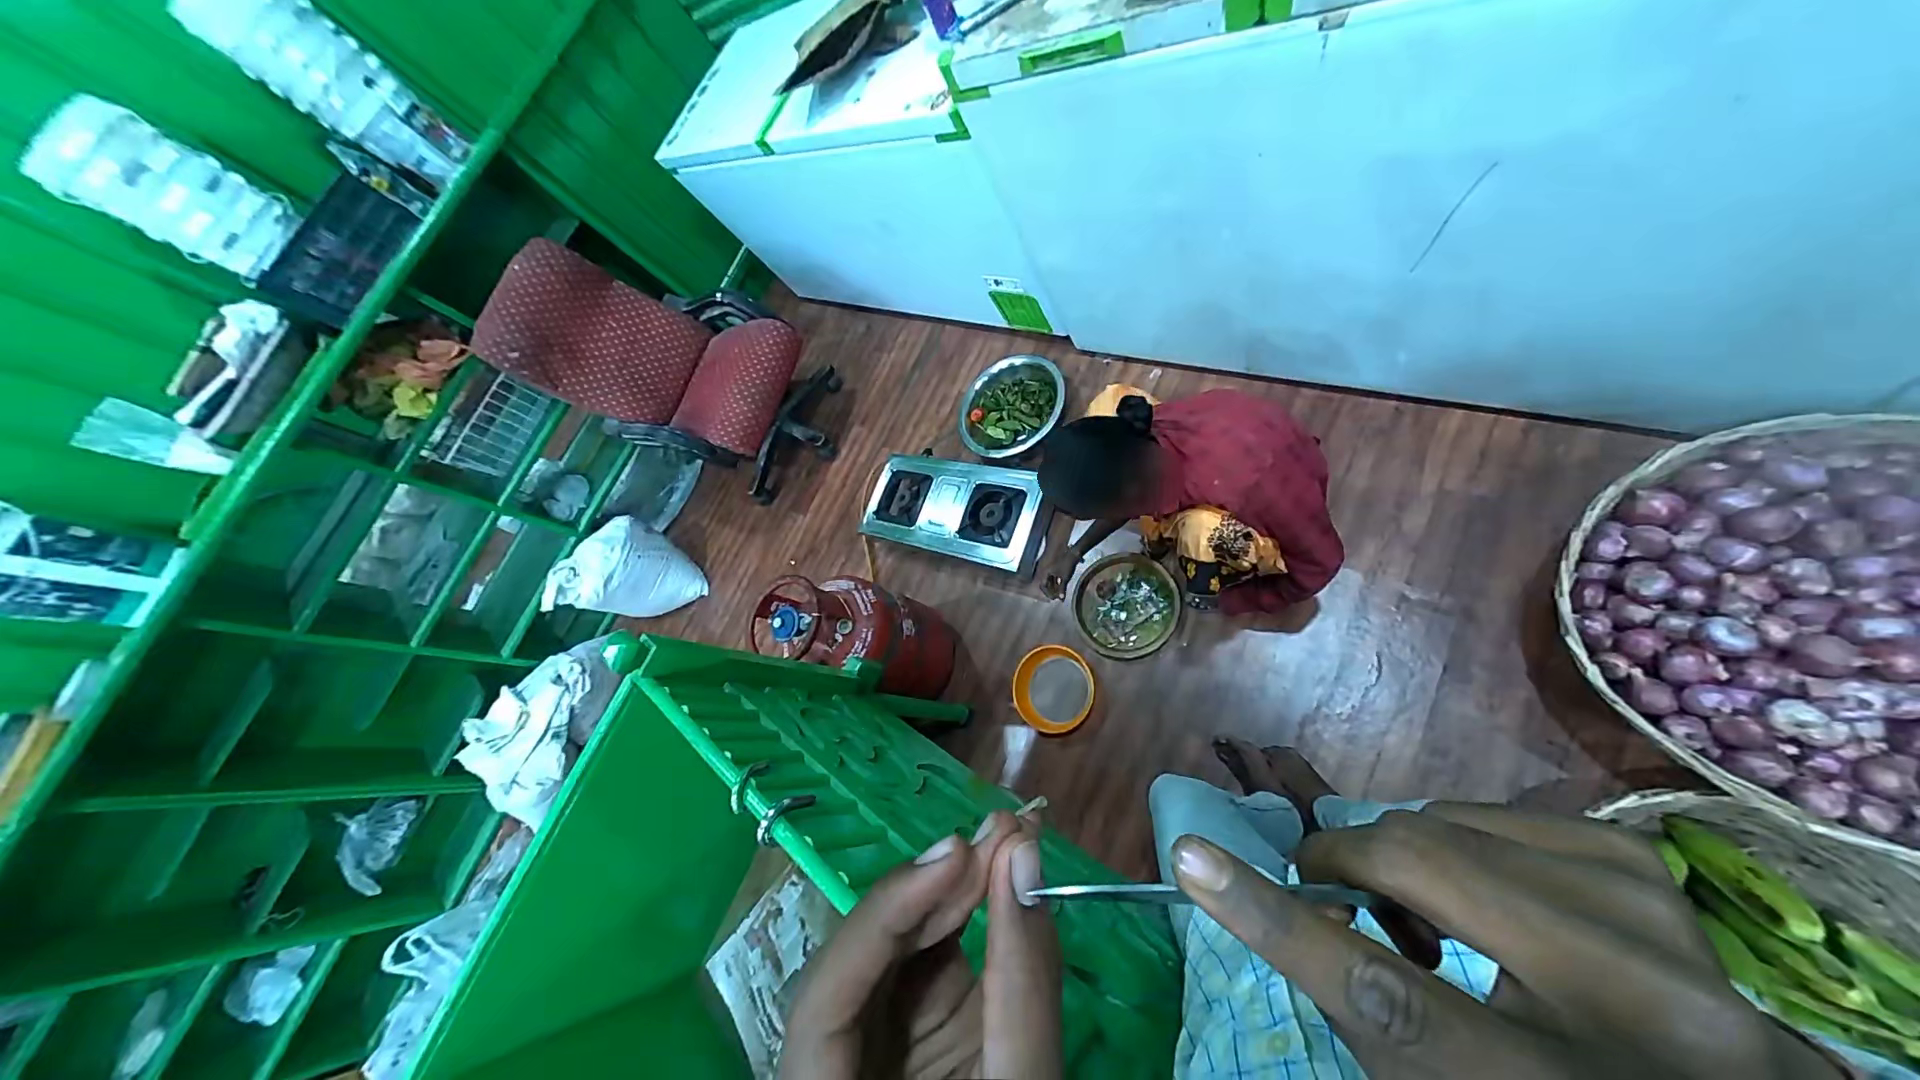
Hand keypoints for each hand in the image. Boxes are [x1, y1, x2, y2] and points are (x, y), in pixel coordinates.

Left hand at [780, 811, 1059, 1079]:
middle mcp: (828, 1061)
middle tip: (1001, 833)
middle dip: (932, 891)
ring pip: (894, 949)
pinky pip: (923, 959)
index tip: (958, 855)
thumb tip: (1022, 854)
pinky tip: (994, 877)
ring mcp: (866, 1034)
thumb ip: (1022, 978)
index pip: (825, 999)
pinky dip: (962, 916)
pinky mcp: (905, 1018)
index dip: (887, 916)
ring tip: (1009, 842)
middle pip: (860, 960)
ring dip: (952, 892)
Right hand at [1035, 549, 1077, 600]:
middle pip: (1044, 583)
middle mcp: (1041, 569)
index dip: (1049, 594)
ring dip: (1052, 584)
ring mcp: (1043, 564)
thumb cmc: (1063, 561)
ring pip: (1046, 577)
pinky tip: (1059, 579)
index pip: (1043, 587)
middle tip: (1057, 595)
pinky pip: (1048, 573)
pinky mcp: (1047, 561)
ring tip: (1059, 589)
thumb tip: (1061, 599)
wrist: (1063, 545)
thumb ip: (1062, 589)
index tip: (1054, 598)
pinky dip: (1053, 578)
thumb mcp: (1064, 577)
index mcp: (1042, 574)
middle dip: (1050, 590)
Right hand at [1170, 805, 1840, 1078]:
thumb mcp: (1433, 1077)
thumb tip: (1275, 885)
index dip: (1274, 919)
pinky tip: (1481, 891)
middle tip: (1326, 886)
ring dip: (1397, 858)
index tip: (1191, 857)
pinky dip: (1448, 841)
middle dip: (1341, 864)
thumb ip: (1352, 991)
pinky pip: (1481, 812)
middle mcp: (1632, 998)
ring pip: (1436, 823)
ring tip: (1420, 910)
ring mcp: (1647, 914)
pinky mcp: (1637, 862)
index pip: (1384, 995)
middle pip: (1412, 869)